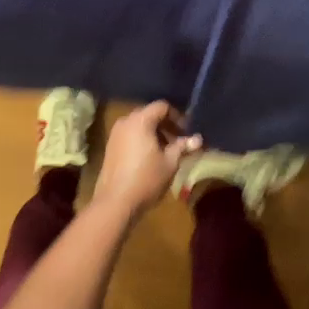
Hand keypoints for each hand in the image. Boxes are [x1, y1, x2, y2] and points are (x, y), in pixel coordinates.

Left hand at [93, 101, 201, 219]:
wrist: (115, 201)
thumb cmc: (146, 179)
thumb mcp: (170, 163)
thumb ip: (183, 147)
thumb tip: (198, 139)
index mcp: (140, 120)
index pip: (162, 107)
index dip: (177, 117)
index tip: (186, 132)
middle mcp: (125, 121)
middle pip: (150, 114)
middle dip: (166, 126)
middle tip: (179, 142)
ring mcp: (115, 134)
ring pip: (139, 125)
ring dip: (154, 133)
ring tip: (166, 152)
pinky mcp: (110, 146)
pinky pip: (130, 135)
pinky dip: (142, 139)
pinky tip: (150, 158)